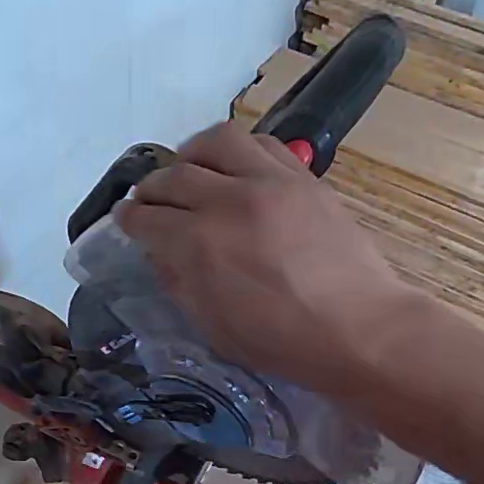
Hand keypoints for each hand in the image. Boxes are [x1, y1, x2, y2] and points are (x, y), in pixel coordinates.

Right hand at [116, 122, 423, 390]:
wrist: (357, 328)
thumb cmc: (280, 341)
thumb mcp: (214, 326)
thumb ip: (180, 284)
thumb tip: (162, 255)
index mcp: (199, 244)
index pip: (147, 218)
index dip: (129, 219)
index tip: (125, 220)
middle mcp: (228, 201)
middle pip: (173, 176)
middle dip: (151, 188)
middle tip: (149, 201)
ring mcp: (270, 182)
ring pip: (216, 142)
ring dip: (191, 154)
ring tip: (190, 171)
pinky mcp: (303, 178)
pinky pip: (261, 144)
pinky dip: (238, 152)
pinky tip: (236, 170)